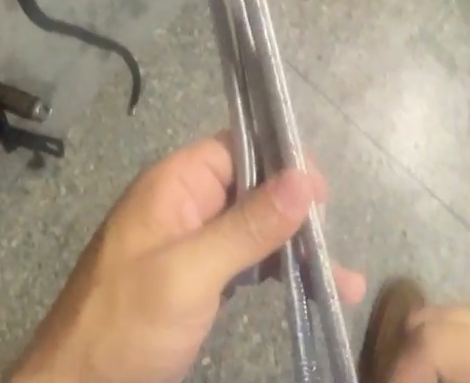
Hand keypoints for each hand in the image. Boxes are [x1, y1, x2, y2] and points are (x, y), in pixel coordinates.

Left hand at [10, 132, 365, 381]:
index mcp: (174, 184)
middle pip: (252, 187)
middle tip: (333, 250)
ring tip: (342, 282)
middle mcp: (184, 202)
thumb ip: (248, 226)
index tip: (323, 197)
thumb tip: (306, 177)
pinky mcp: (195, 277)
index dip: (281, 163)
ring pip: (253, 227)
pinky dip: (277, 272)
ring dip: (296, 248)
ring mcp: (189, 241)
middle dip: (296, 212)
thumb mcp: (190, 273)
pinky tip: (313, 290)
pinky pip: (244, 260)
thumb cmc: (127, 323)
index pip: (237, 148)